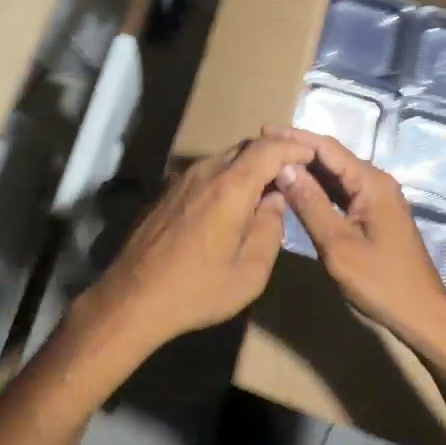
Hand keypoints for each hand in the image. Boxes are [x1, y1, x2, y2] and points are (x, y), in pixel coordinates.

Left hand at [75, 137, 315, 353]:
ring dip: (247, 169)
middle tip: (292, 175)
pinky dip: (226, 180)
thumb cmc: (198, 289)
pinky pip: (205, 174)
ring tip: (264, 193)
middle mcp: (205, 171)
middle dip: (272, 156)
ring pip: (224, 160)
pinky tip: (230, 207)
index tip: (311, 155)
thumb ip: (269, 230)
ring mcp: (182, 179)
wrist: (134, 296)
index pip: (268, 149)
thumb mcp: (249, 272)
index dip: (293, 147)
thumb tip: (275, 200)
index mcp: (230, 186)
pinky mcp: (167, 191)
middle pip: (245, 149)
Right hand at [266, 124, 445, 345]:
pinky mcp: (375, 212)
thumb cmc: (381, 282)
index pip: (327, 148)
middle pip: (332, 156)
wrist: (423, 316)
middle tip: (262, 145)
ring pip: (336, 173)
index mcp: (371, 183)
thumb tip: (283, 166)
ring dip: (307, 167)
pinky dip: (319, 185)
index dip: (294, 137)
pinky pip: (342, 189)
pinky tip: (297, 186)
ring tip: (273, 160)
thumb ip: (310, 203)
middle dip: (298, 149)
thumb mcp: (338, 245)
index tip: (263, 131)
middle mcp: (376, 181)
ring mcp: (377, 197)